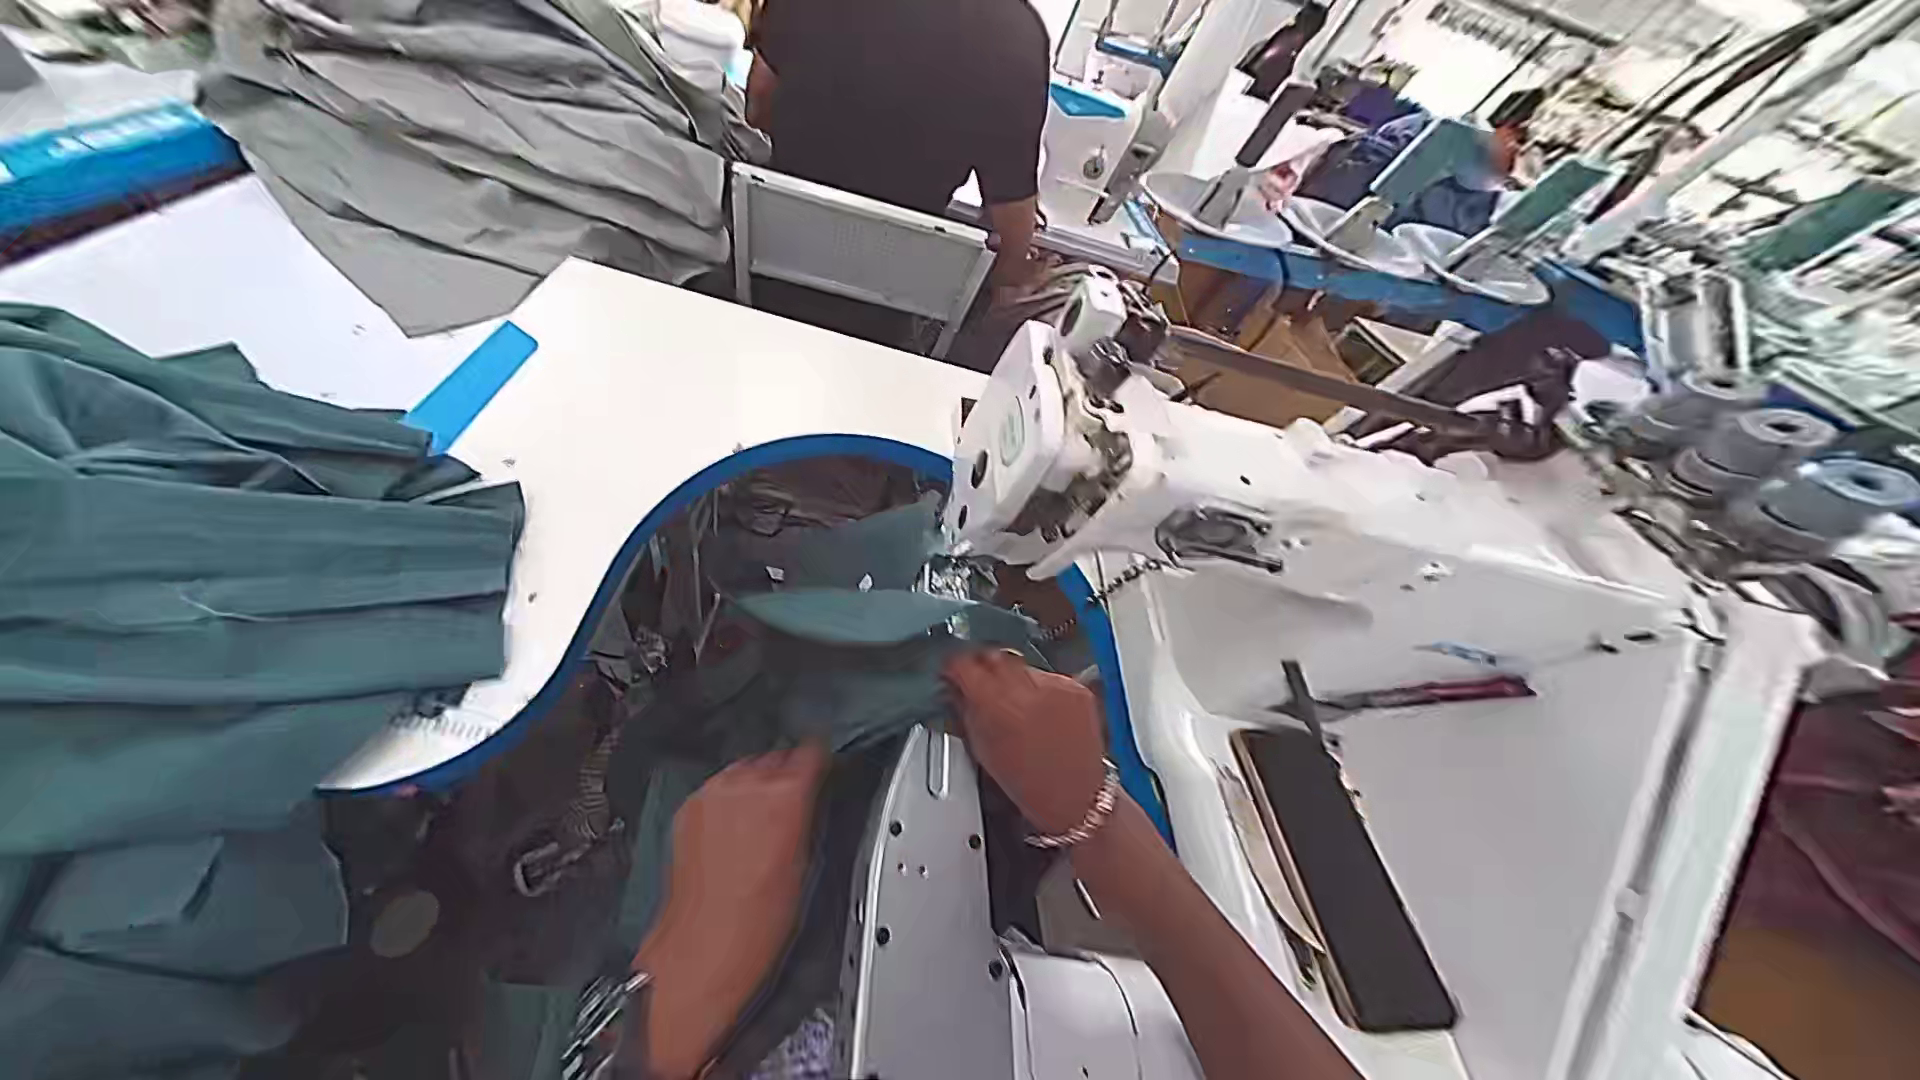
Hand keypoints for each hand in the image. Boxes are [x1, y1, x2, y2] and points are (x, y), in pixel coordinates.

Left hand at [663, 742, 828, 916]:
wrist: (706, 943)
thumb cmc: (758, 916)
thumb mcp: (806, 857)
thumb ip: (806, 809)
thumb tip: (809, 794)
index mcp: (786, 792)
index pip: (811, 750)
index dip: (818, 761)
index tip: (819, 768)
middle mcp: (748, 784)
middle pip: (777, 756)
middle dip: (786, 775)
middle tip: (789, 806)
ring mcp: (715, 793)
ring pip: (746, 768)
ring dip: (755, 785)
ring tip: (757, 821)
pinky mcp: (690, 806)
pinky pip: (718, 787)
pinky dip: (728, 799)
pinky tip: (732, 829)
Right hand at [943, 650, 1107, 835]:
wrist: (1076, 797)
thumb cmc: (1030, 784)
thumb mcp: (983, 750)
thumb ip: (966, 711)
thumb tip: (956, 688)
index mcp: (996, 706)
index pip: (965, 665)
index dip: (954, 666)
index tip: (952, 669)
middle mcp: (1026, 690)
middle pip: (994, 657)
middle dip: (982, 666)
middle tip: (979, 680)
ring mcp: (1054, 686)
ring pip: (1021, 664)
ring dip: (1012, 677)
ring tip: (1015, 704)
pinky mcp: (1075, 688)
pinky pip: (1048, 675)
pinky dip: (1039, 687)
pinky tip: (1040, 710)